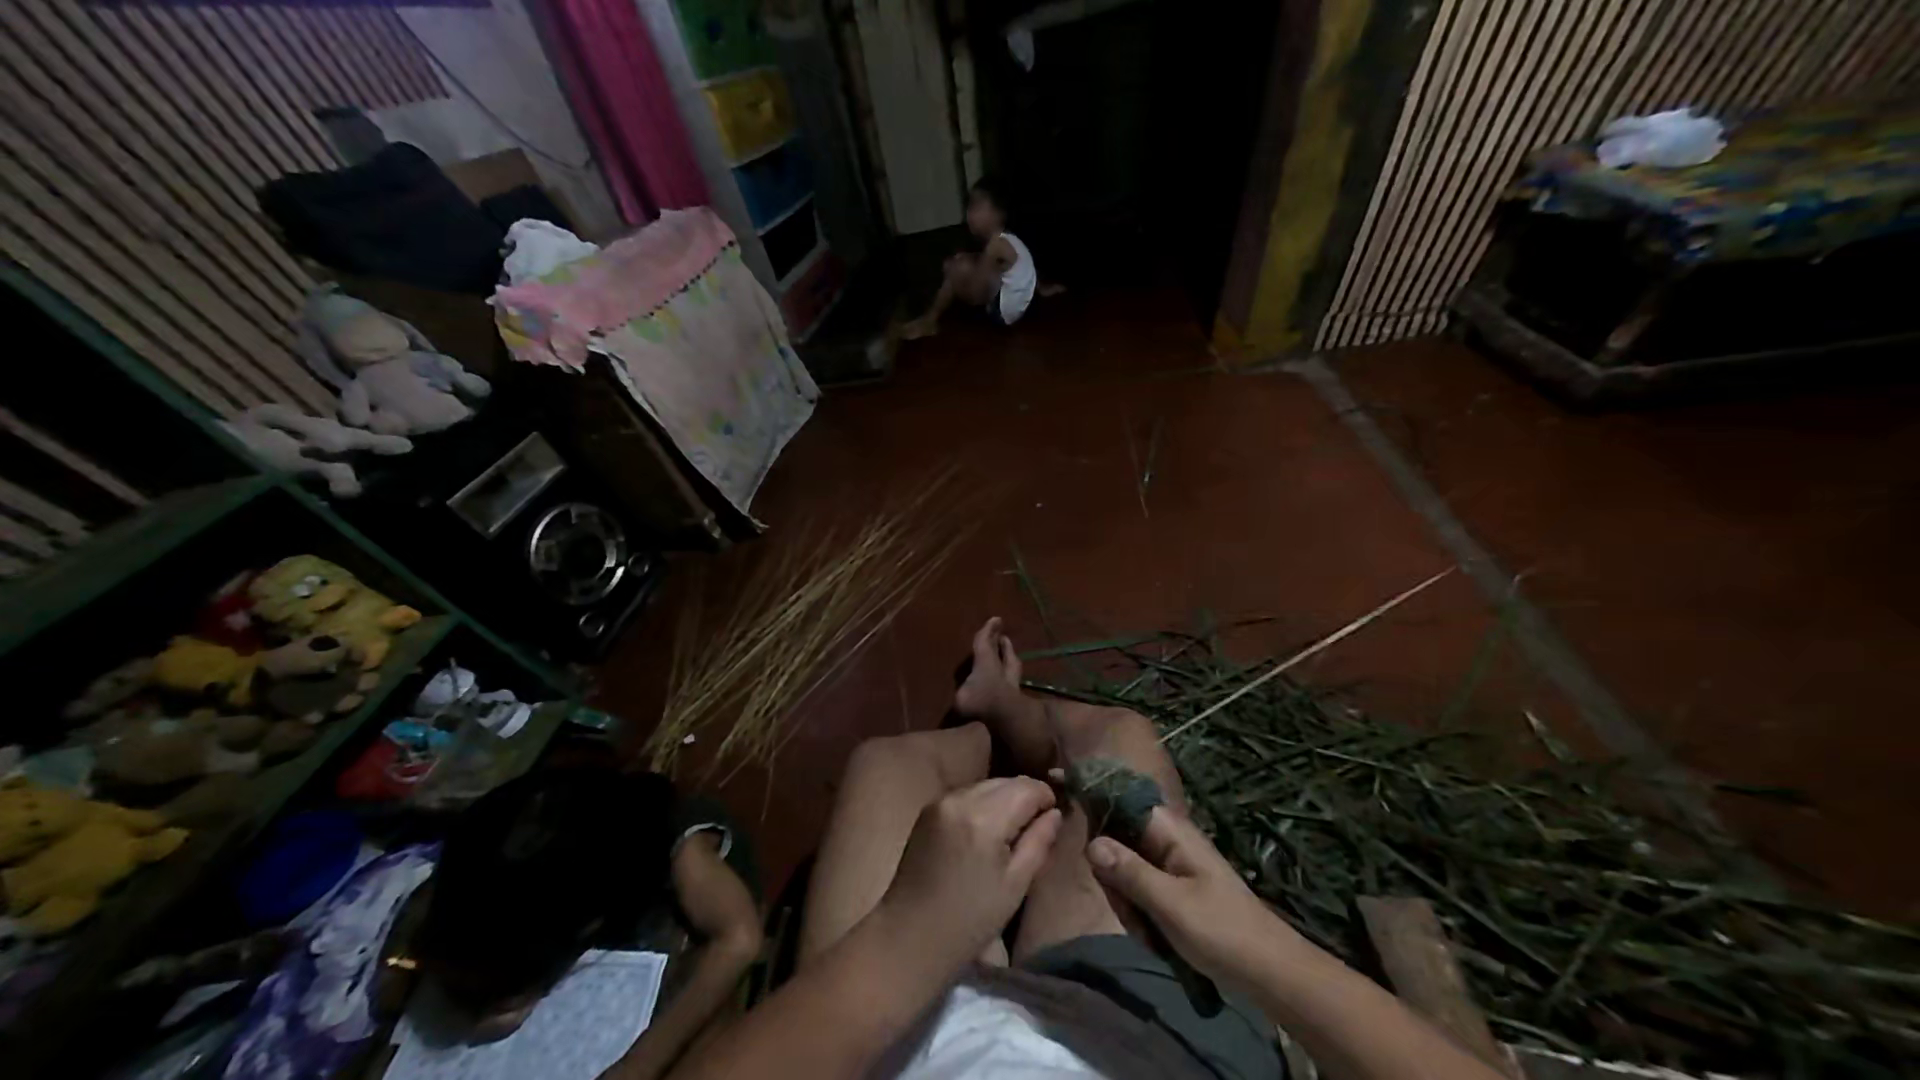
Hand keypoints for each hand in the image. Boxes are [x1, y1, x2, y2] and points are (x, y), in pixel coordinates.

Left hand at [878, 778, 1061, 970]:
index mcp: (984, 819)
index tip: (1053, 817)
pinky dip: (981, 804)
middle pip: (1005, 781)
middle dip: (1025, 796)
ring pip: (985, 785)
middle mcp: (960, 799)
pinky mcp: (928, 809)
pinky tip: (984, 831)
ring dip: (1003, 798)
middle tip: (1036, 825)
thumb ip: (1039, 842)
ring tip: (1010, 830)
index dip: (1046, 797)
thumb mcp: (1015, 885)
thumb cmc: (970, 920)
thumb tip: (1055, 813)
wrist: (910, 934)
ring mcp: (940, 801)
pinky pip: (966, 794)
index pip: (1027, 788)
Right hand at [1087, 807, 1303, 990]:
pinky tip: (1152, 937)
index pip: (1121, 804)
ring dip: (1128, 902)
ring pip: (1127, 869)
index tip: (1095, 863)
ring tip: (1146, 933)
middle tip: (1130, 914)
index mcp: (1170, 830)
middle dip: (1116, 879)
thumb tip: (1090, 843)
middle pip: (1118, 842)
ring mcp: (1172, 864)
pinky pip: (1141, 889)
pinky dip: (1141, 912)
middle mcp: (1169, 839)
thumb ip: (1128, 871)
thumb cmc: (1222, 932)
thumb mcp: (1169, 904)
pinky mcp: (1175, 887)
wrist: (1271, 972)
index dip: (1101, 825)